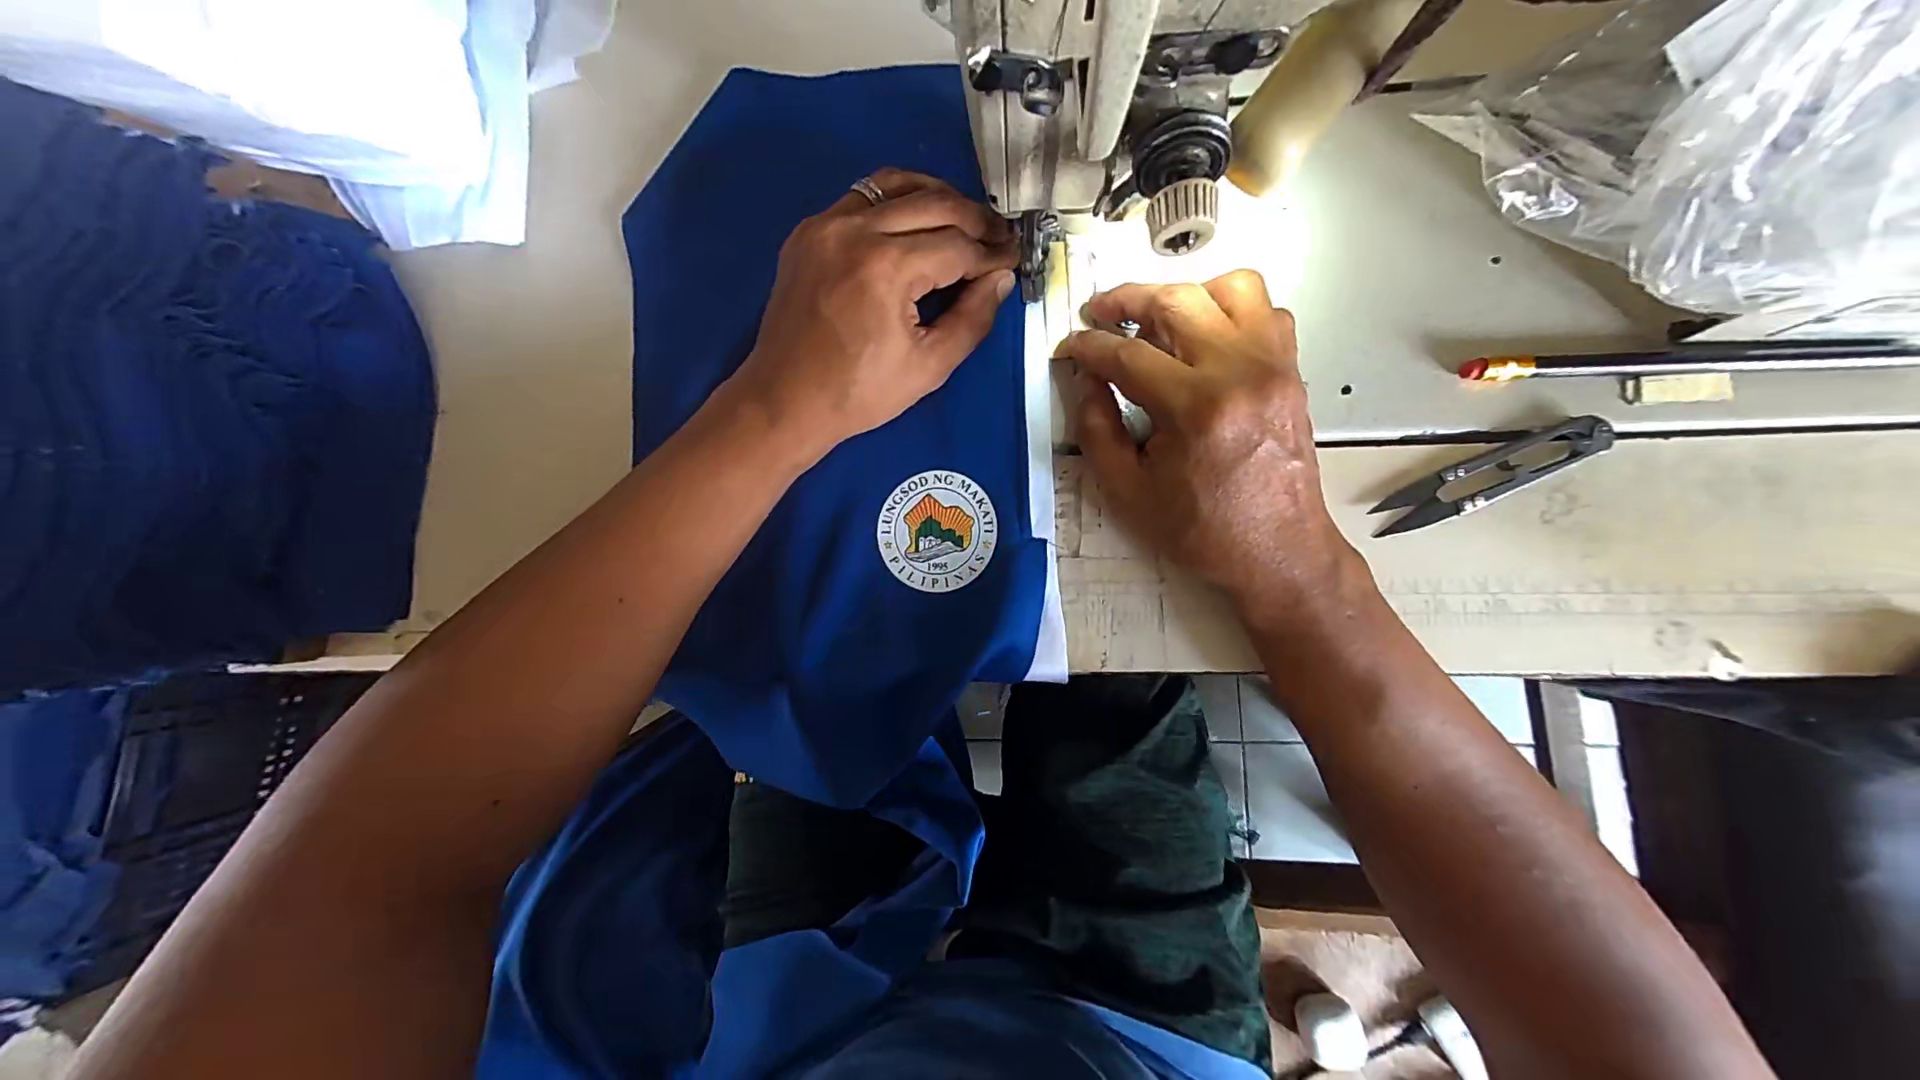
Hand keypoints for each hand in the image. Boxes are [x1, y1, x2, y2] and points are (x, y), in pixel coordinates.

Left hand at [729, 168, 1017, 459]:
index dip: (991, 254)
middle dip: (975, 219)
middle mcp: (854, 231)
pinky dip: (894, 203)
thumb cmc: (858, 394)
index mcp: (885, 268)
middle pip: (933, 202)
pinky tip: (913, 223)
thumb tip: (1000, 278)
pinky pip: (861, 197)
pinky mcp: (808, 232)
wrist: (785, 400)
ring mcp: (825, 225)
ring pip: (895, 185)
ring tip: (963, 221)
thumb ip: (973, 318)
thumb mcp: (929, 366)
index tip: (1013, 259)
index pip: (957, 245)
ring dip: (937, 196)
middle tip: (998, 238)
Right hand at [1059, 271, 1365, 624]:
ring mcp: (1273, 365)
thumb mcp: (1128, 491)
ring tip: (1157, 318)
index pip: (1129, 355)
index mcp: (1197, 408)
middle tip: (1100, 312)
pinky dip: (1229, 310)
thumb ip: (1097, 430)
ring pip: (1231, 287)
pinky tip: (1204, 336)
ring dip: (1185, 293)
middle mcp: (1241, 372)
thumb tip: (1086, 380)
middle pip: (1176, 301)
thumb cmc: (1203, 530)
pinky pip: (1265, 310)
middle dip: (1127, 300)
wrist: (1277, 550)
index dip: (1090, 346)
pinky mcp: (1290, 370)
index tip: (1072, 346)